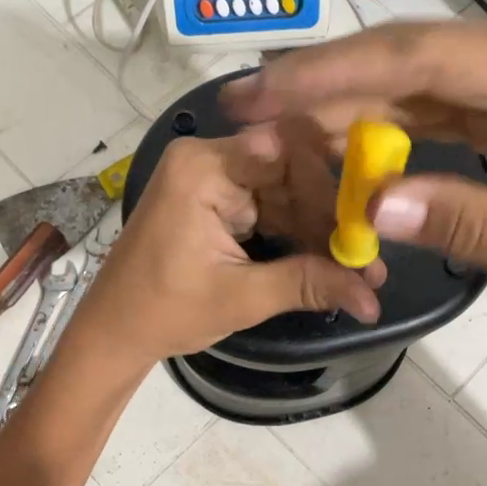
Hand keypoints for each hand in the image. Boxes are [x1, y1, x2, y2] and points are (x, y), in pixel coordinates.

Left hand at [73, 128, 382, 367]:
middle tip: (370, 259)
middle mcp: (209, 159)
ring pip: (285, 193)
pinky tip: (329, 263)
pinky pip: (269, 209)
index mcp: (204, 166)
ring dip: (319, 232)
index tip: (371, 219)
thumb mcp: (241, 297)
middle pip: (290, 172)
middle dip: (331, 218)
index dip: (334, 184)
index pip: (287, 151)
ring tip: (360, 270)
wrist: (113, 334)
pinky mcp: (216, 203)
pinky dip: (296, 236)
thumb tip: (373, 296)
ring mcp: (212, 180)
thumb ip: (308, 283)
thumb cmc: (164, 311)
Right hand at [221, 23, 486, 320]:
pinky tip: (338, 134)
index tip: (269, 93)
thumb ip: (468, 227)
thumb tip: (373, 205)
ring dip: (347, 95)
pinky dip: (385, 116)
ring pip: (417, 71)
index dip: (339, 71)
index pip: (427, 57)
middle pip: (412, 51)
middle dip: (325, 76)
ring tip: (276, 120)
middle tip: (248, 102)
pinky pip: (438, 98)